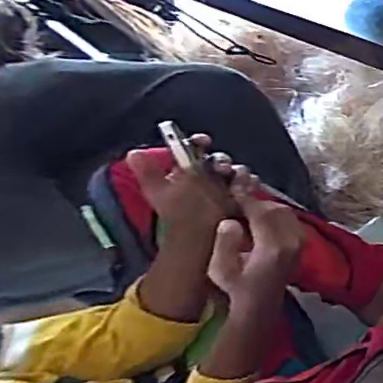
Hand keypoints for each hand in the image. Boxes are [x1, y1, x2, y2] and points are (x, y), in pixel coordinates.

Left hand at [125, 136, 250, 242]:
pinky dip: (249, 184)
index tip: (204, 142)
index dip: (197, 143)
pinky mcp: (241, 198)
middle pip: (217, 160)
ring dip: (239, 174)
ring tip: (237, 183)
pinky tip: (246, 189)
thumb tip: (133, 153)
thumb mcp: (162, 192)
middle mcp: (202, 180)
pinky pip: (249, 183)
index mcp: (181, 175)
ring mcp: (223, 189)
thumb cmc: (184, 214)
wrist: (207, 240)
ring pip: (236, 171)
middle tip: (223, 169)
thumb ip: (151, 172)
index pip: (191, 151)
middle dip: (222, 162)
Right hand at [207, 194, 301, 311]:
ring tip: (248, 207)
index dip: (248, 200)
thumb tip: (230, 221)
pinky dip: (277, 214)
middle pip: (277, 210)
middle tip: (239, 198)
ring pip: (287, 213)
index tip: (233, 189)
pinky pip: (291, 220)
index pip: (262, 214)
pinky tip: (261, 217)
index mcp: (273, 247)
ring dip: (268, 207)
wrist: (261, 304)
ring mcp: (300, 241)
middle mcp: (292, 241)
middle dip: (258, 202)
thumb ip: (225, 244)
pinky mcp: (302, 242)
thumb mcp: (220, 270)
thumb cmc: (237, 288)